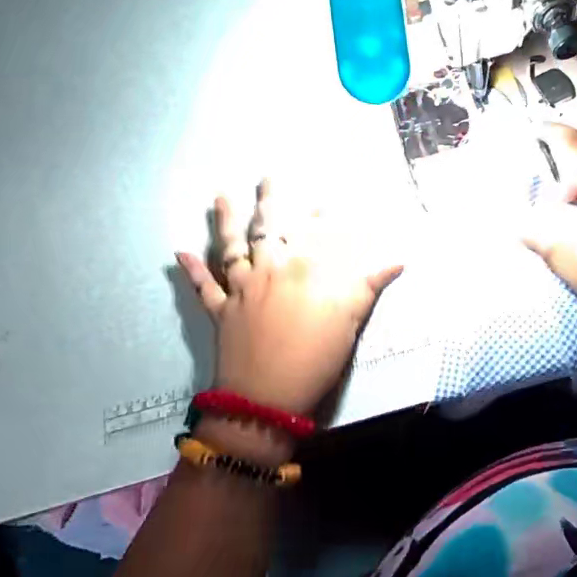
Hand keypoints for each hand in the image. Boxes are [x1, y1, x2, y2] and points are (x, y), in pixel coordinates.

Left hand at [178, 180, 402, 420]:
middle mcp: (268, 271)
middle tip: (267, 178)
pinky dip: (192, 271)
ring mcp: (239, 290)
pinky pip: (203, 288)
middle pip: (266, 230)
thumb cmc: (315, 358)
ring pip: (230, 248)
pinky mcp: (220, 312)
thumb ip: (368, 287)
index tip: (322, 200)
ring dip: (225, 221)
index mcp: (300, 270)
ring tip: (220, 196)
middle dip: (268, 202)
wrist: (267, 398)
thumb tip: (397, 262)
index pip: (309, 233)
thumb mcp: (350, 321)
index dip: (316, 215)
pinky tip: (179, 253)